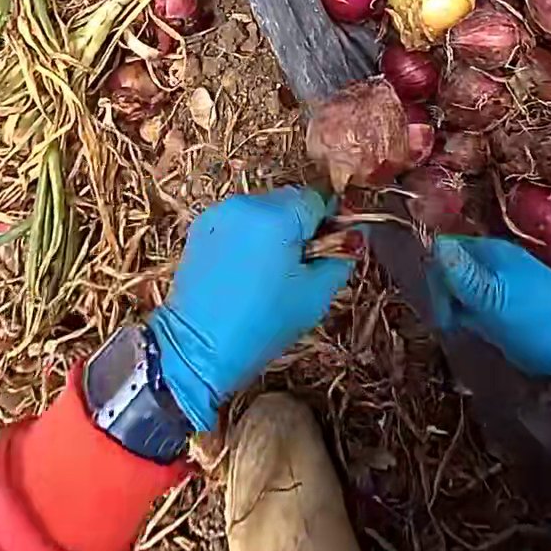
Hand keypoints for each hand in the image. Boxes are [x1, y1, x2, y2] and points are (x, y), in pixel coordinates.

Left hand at [148, 187, 353, 430]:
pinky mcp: (202, 225)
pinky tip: (244, 268)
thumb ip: (343, 255)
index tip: (321, 254)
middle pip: (291, 201)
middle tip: (295, 267)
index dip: (327, 225)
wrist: (194, 351)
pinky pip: (241, 219)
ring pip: (266, 209)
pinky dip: (249, 235)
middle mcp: (247, 203)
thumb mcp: (316, 294)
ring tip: (267, 270)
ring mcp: (221, 212)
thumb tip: (356, 233)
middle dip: (299, 226)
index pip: (318, 199)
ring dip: (274, 229)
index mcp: (277, 215)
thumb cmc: (262, 324)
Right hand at [431, 235, 550, 423]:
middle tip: (455, 328)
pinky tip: (489, 335)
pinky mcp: (521, 298)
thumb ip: (463, 276)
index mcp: (493, 252)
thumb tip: (431, 245)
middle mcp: (500, 259)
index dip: (435, 278)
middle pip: (454, 267)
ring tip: (472, 334)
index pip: (444, 249)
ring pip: (469, 287)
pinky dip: (480, 317)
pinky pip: (486, 301)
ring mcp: (512, 278)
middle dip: (447, 296)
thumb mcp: (495, 303)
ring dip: (463, 309)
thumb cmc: (544, 326)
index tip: (442, 314)